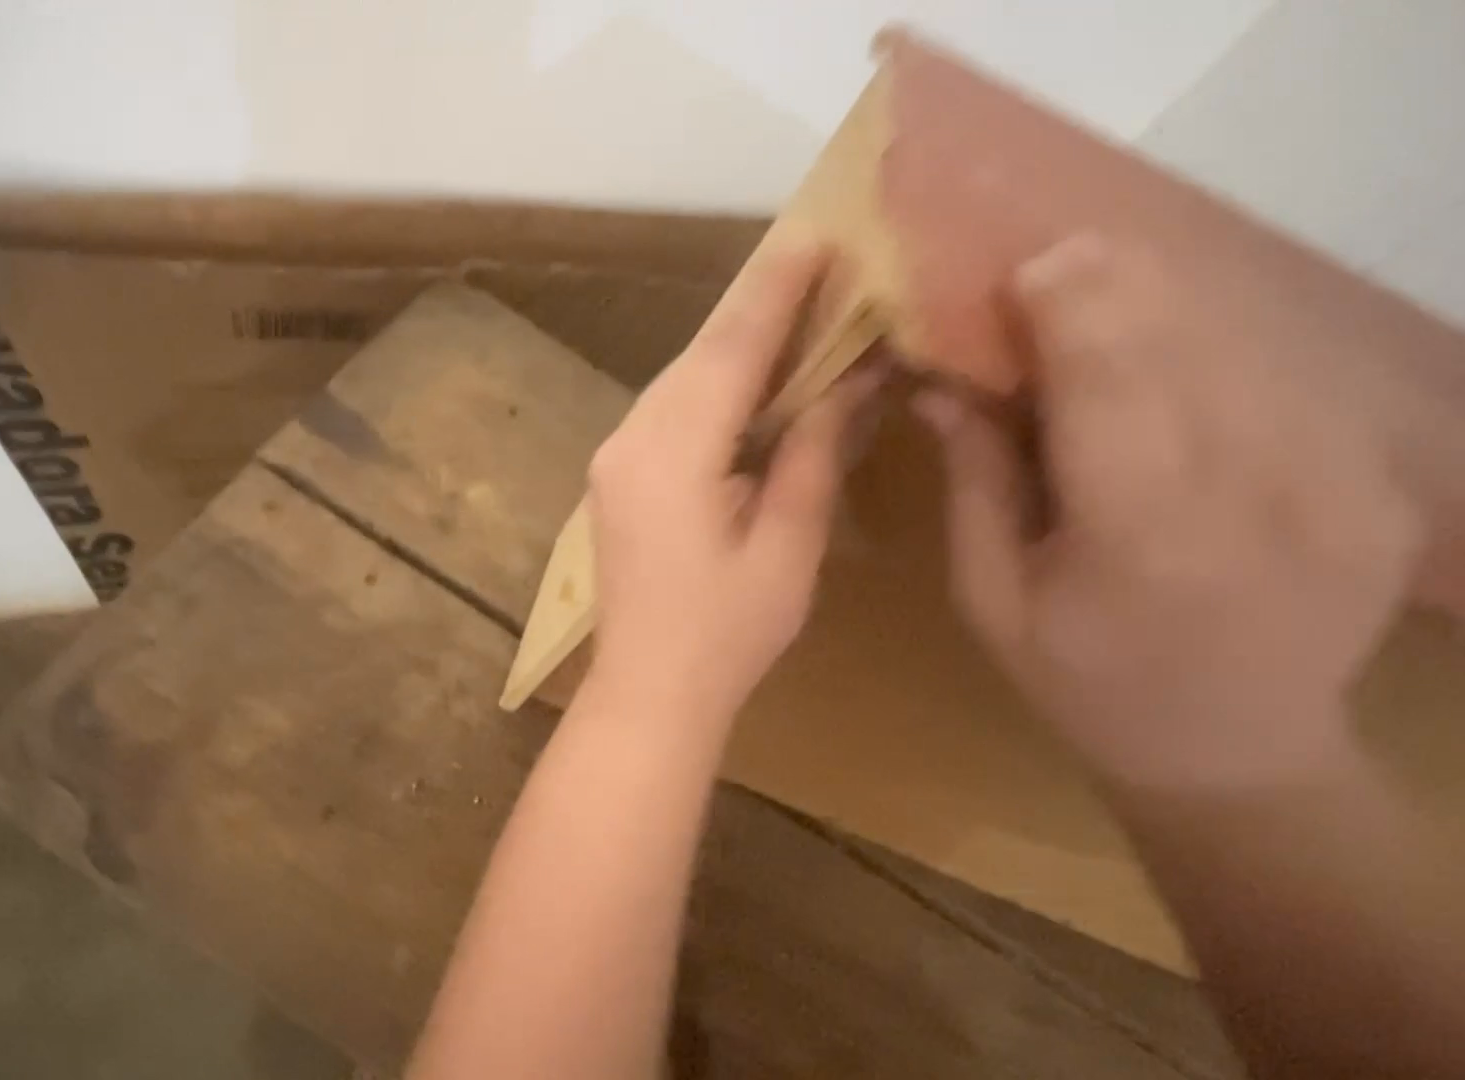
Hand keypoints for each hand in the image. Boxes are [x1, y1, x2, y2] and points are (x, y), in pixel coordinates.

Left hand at [586, 246, 876, 719]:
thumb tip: (850, 382)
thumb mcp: (787, 543)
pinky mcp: (615, 474)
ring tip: (797, 316)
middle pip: (698, 355)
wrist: (647, 689)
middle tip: (821, 269)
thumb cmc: (727, 631)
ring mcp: (614, 456)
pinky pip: (668, 409)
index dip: (775, 291)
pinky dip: (711, 385)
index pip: (729, 350)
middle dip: (757, 310)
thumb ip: (811, 453)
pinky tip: (750, 382)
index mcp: (672, 452)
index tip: (815, 238)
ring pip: (680, 378)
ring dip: (734, 348)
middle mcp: (630, 438)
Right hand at [919, 236, 1418, 786]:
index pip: (1113, 383)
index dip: (1073, 308)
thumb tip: (942, 385)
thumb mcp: (992, 598)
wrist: (1233, 753)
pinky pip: (1281, 382)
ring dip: (1165, 311)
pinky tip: (1169, 367)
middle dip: (1117, 289)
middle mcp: (1260, 496)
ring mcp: (1339, 486)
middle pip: (1187, 346)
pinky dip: (1215, 353)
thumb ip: (975, 483)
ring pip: (1243, 350)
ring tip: (1104, 302)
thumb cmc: (1080, 681)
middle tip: (1055, 263)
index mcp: (1146, 538)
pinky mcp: (1377, 484)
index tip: (1029, 264)